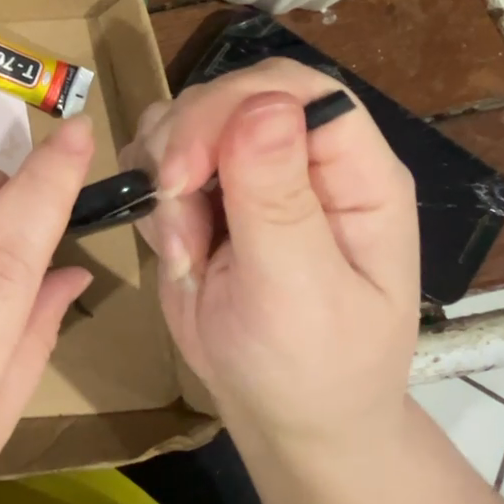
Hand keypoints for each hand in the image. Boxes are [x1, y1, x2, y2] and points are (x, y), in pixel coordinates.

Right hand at [120, 58, 420, 459]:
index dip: (234, 107)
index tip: (186, 167)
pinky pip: (155, 157)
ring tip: (182, 247)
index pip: (298, 90)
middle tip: (174, 208)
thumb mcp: (299, 291)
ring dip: (161, 175)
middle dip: (185, 146)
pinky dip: (148, 195)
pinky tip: (173, 246)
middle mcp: (301, 160)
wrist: (280, 414)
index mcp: (355, 176)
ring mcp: (248, 173)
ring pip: (181, 120)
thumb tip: (263, 103)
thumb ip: (278, 199)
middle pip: (228, 96)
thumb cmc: (312, 367)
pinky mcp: (202, 194)